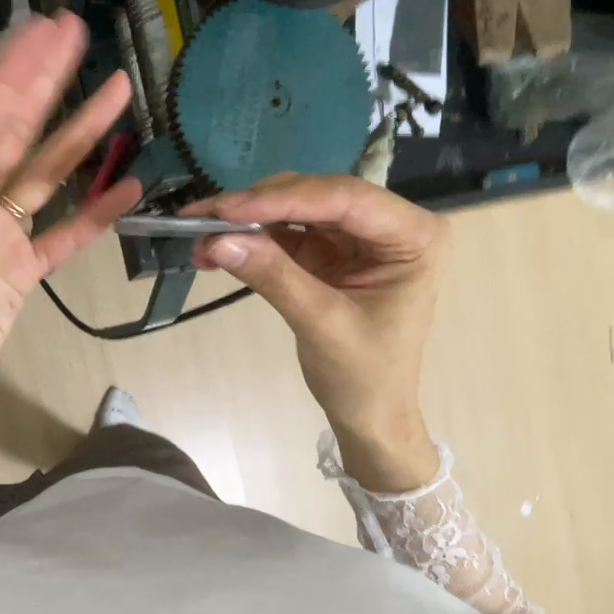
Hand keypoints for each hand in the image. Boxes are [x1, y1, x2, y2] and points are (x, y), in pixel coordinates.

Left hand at [0, 14, 142, 462]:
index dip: (6, 85)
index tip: (36, 41)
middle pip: (12, 137)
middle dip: (41, 87)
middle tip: (74, 35)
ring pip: (43, 176)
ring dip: (78, 136)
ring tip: (117, 92)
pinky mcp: (21, 269)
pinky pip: (63, 234)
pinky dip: (93, 213)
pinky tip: (126, 187)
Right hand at [184, 173, 448, 491]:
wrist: (371, 416)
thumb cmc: (363, 377)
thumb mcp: (321, 325)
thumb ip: (274, 277)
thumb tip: (216, 241)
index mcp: (414, 236)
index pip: (344, 199)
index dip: (282, 199)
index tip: (225, 209)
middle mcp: (390, 225)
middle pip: (318, 196)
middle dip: (258, 206)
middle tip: (201, 218)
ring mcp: (359, 238)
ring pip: (298, 210)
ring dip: (248, 221)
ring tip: (199, 234)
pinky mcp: (332, 254)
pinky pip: (288, 235)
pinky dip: (253, 240)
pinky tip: (217, 247)